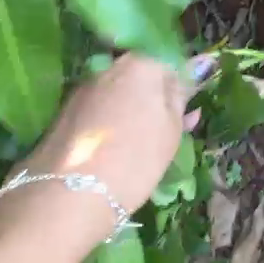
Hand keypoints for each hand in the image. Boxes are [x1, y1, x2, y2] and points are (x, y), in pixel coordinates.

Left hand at [17, 52, 209, 210]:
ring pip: (117, 94)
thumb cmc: (134, 159)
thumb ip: (183, 96)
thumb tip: (201, 64)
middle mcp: (111, 67)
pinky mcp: (62, 114)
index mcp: (143, 63)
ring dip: (128, 112)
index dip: (180, 91)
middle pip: (141, 77)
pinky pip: (97, 111)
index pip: (172, 65)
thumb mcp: (172, 130)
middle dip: (152, 99)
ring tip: (135, 146)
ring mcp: (83, 89)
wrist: (64, 199)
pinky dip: (106, 125)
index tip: (182, 116)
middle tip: (161, 132)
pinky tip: (111, 151)